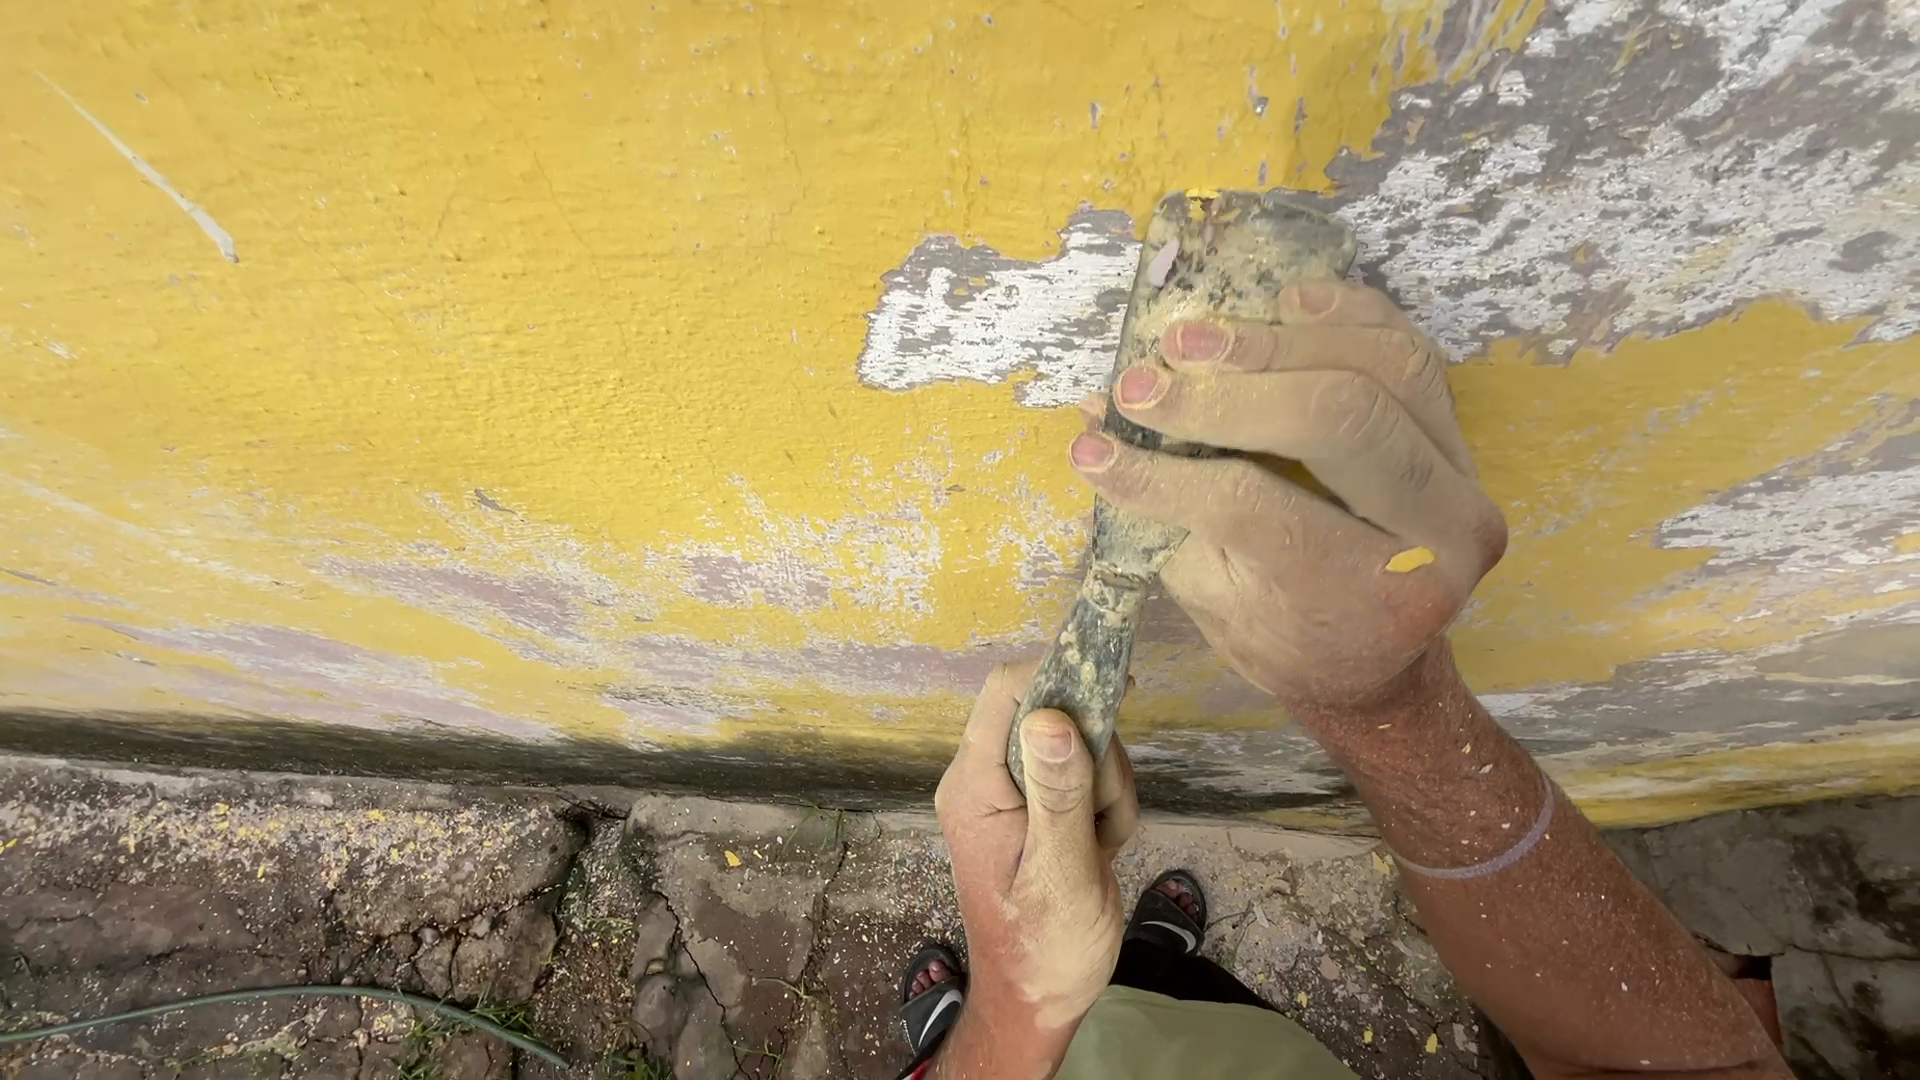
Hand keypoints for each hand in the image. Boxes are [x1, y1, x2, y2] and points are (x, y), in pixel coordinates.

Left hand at [932, 662, 1138, 1067]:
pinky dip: (1105, 805)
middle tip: (1103, 819)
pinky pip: (1084, 773)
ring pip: (1078, 743)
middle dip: (1096, 759)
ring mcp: (1009, 787)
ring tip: (1100, 846)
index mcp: (974, 783)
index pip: (1006, 692)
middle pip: (1052, 714)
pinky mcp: (1034, 801)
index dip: (1056, 673)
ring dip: (1105, 789)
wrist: (1037, 997)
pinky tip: (1099, 848)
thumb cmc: (1044, 948)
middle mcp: (984, 774)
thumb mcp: (1062, 874)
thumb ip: (1059, 793)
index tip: (1114, 684)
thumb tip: (1050, 716)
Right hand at [1068, 281, 1506, 721]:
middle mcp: (1440, 532)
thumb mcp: (1212, 597)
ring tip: (1189, 339)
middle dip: (1224, 391)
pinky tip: (1281, 302)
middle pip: (1337, 417)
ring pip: (1385, 364)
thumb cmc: (1282, 640)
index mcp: (1366, 595)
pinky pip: (1411, 349)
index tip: (1095, 453)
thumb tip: (1097, 427)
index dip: (1162, 475)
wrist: (1377, 660)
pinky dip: (1345, 312)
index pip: (1252, 508)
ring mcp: (1465, 475)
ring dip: (1274, 341)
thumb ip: (1159, 513)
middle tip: (1141, 382)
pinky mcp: (1461, 435)